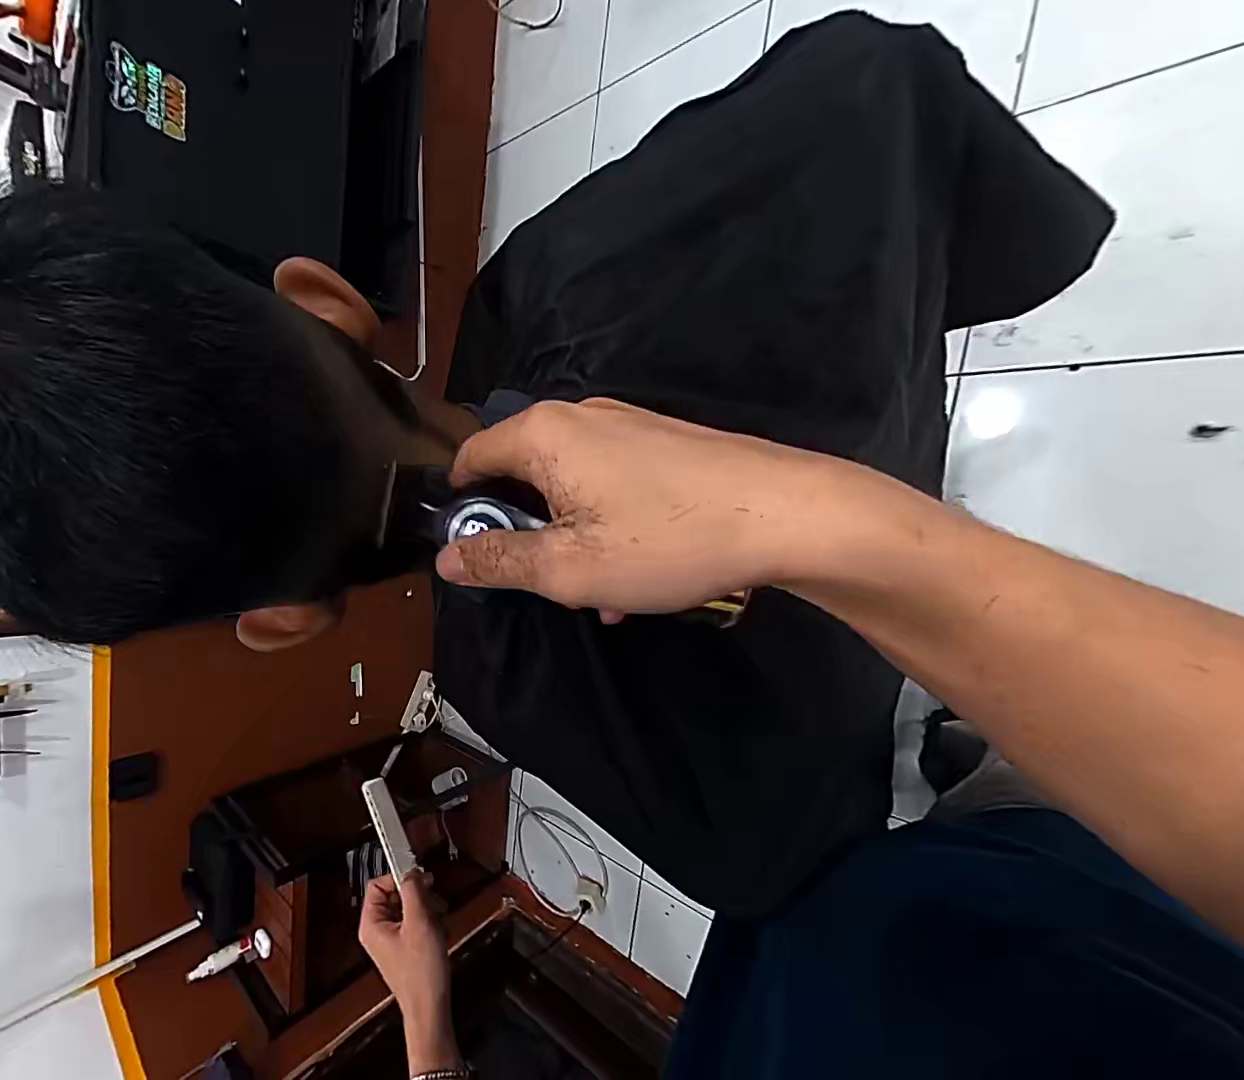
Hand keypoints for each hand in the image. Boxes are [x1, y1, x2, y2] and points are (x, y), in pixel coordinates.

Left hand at [359, 872, 460, 1072]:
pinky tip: (439, 934)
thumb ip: (413, 890)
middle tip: (433, 902)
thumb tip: (411, 871)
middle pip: (396, 894)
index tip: (419, 878)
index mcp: (371, 923)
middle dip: (419, 897)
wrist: (431, 1009)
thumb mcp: (418, 922)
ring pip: (410, 907)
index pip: (378, 884)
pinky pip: (417, 922)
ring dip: (429, 910)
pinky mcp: (406, 947)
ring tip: (439, 922)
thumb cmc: (421, 973)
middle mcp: (378, 929)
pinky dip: (430, 924)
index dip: (398, 878)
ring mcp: (392, 939)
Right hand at [436, 398, 885, 618]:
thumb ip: (496, 560)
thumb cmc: (666, 541)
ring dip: (564, 531)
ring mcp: (624, 422)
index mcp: (542, 435)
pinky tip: (631, 566)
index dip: (461, 505)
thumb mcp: (566, 567)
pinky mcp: (660, 438)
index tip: (474, 547)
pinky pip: (606, 478)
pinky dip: (601, 518)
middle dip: (520, 525)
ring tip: (592, 584)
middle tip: (540, 574)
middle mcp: (577, 415)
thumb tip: (446, 558)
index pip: (469, 459)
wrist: (796, 516)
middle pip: (518, 470)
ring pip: (565, 480)